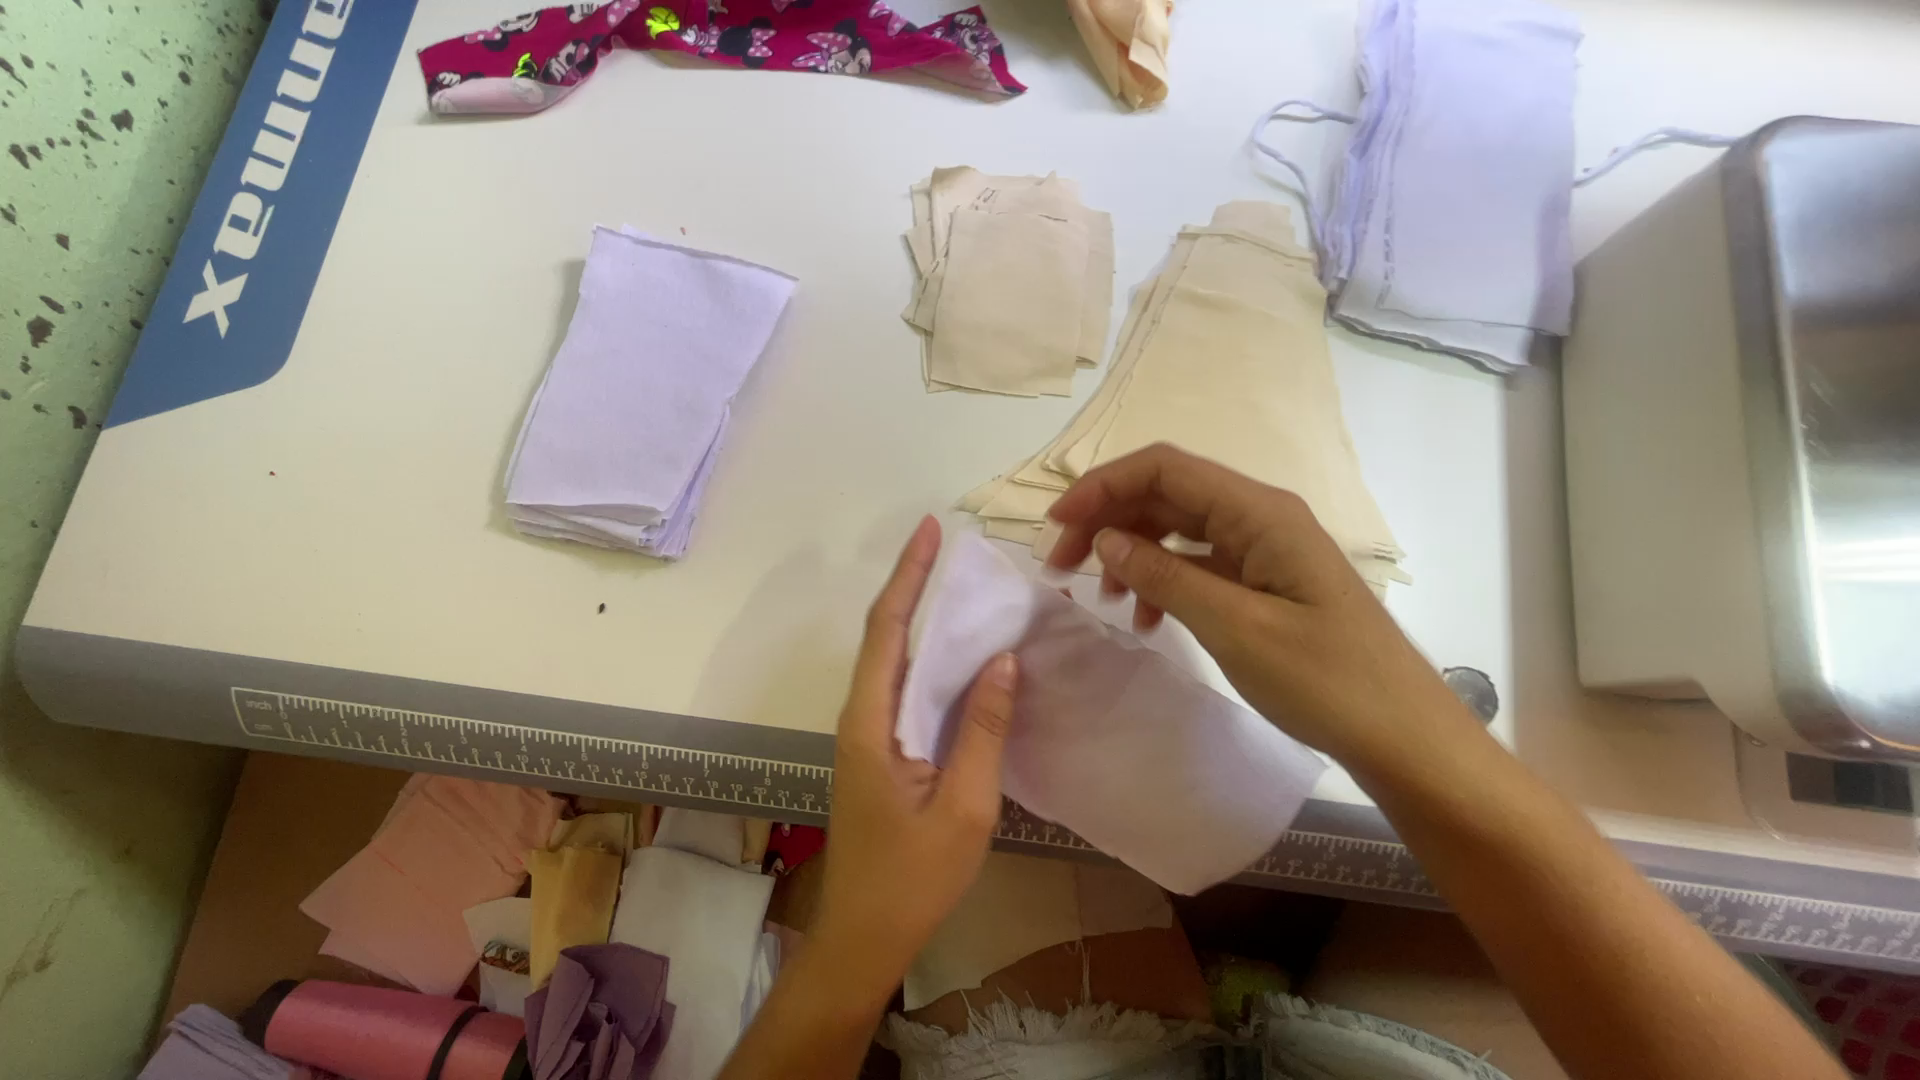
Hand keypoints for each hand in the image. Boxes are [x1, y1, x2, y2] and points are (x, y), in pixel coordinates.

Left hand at [813, 515, 1018, 995]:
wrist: (864, 934)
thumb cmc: (913, 876)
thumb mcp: (963, 806)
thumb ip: (981, 731)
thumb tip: (1002, 660)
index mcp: (871, 721)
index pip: (887, 629)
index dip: (908, 576)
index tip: (930, 530)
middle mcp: (862, 716)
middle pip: (887, 636)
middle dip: (915, 586)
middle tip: (954, 549)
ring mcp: (868, 735)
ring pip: (896, 662)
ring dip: (923, 622)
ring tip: (964, 590)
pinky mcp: (881, 752)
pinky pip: (906, 691)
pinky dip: (931, 662)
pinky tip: (963, 658)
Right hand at [1045, 444, 1480, 779]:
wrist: (1403, 735)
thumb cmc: (1326, 680)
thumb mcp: (1235, 628)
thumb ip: (1166, 577)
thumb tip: (1106, 540)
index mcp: (1259, 512)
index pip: (1164, 469)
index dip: (1102, 486)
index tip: (1056, 526)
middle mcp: (1260, 516)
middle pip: (1166, 495)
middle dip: (1108, 521)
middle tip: (1062, 568)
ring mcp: (1264, 549)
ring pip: (1179, 530)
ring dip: (1132, 553)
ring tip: (1104, 600)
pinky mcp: (1265, 582)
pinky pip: (1199, 564)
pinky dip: (1162, 582)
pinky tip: (1147, 619)